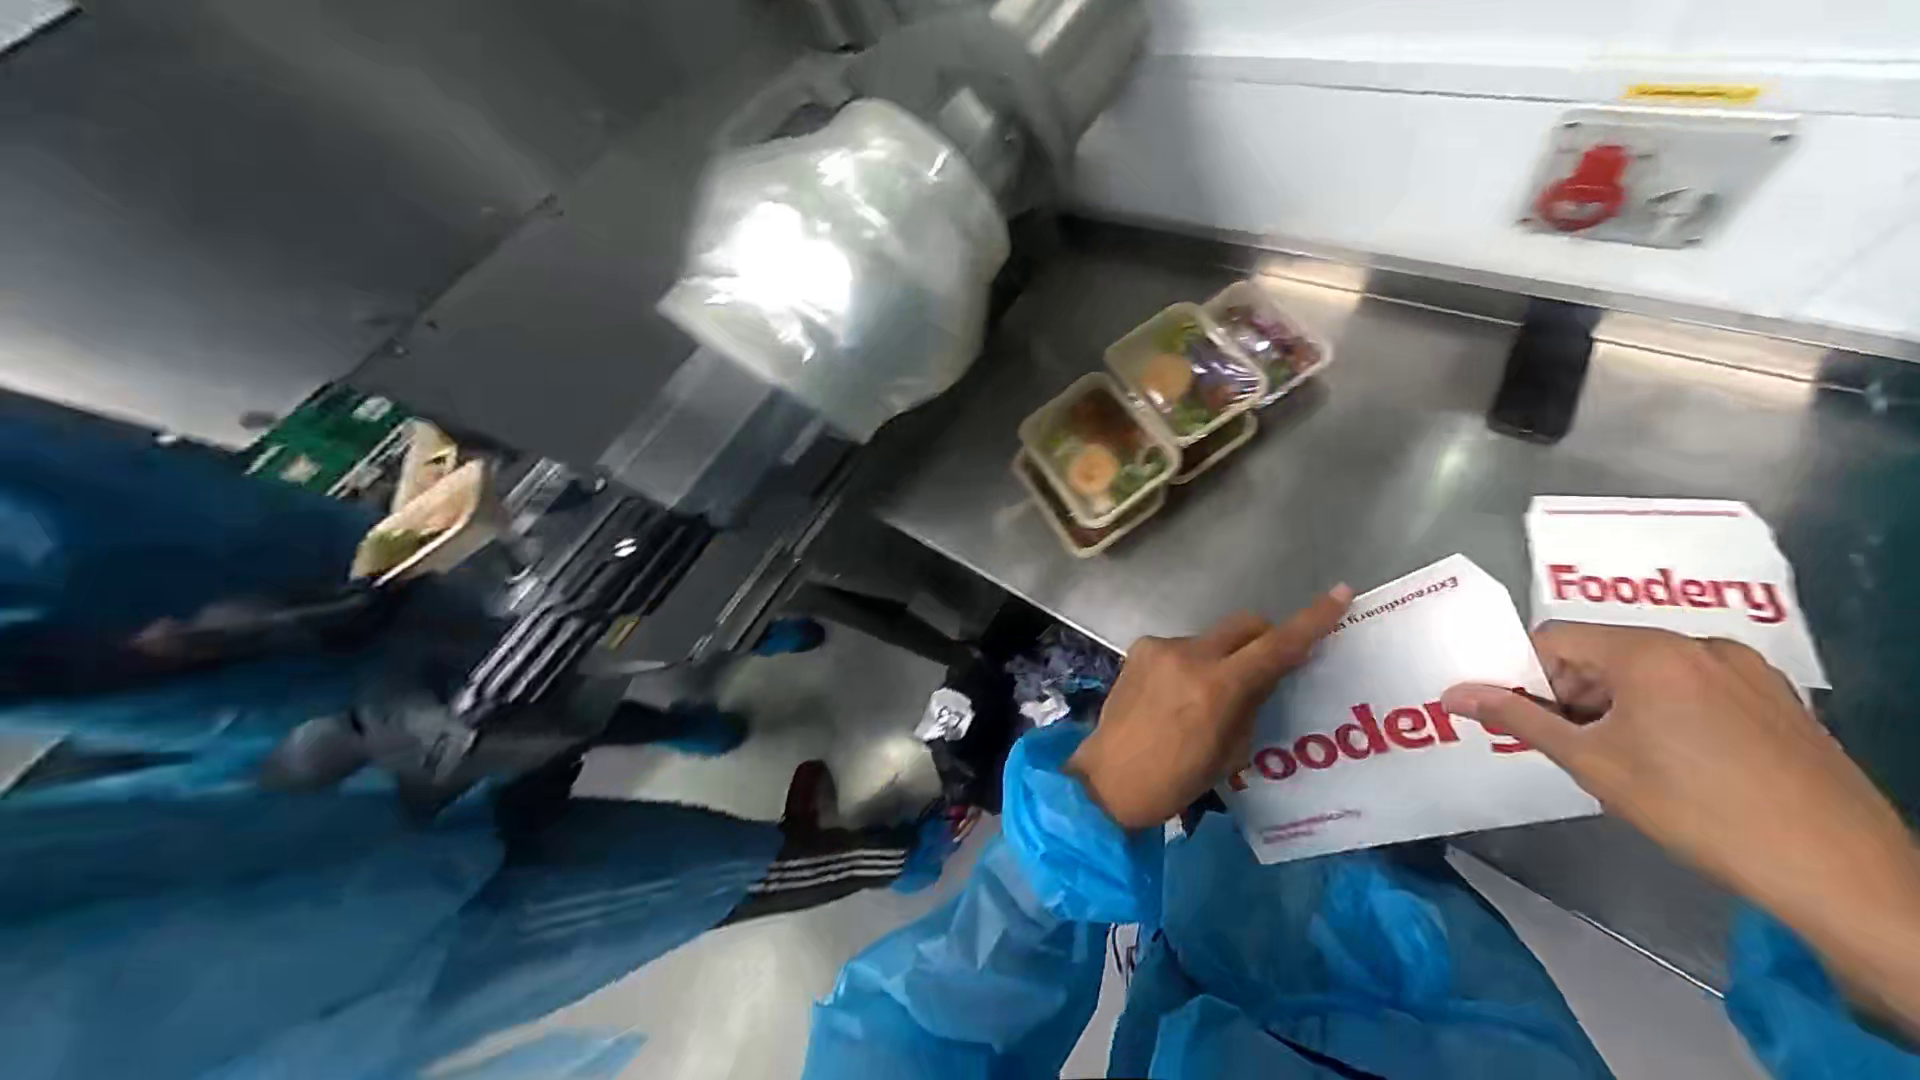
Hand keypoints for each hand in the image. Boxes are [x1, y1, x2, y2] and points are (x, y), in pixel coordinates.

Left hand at [1067, 586, 1352, 830]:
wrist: (1108, 779)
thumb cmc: (1176, 779)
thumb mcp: (1231, 750)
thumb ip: (1252, 703)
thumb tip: (1267, 673)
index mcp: (1216, 687)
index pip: (1275, 646)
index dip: (1312, 620)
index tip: (1339, 594)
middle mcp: (1188, 655)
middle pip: (1244, 625)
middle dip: (1264, 638)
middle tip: (1269, 665)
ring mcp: (1159, 648)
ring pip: (1211, 638)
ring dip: (1223, 656)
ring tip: (1207, 695)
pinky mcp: (1138, 649)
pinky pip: (1182, 647)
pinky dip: (1192, 663)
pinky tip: (1176, 693)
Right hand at [1444, 623, 1919, 1033]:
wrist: (1841, 874)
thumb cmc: (1695, 809)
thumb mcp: (1589, 762)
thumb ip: (1515, 717)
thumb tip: (1452, 694)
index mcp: (1650, 652)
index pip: (1553, 638)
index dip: (1525, 672)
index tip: (1521, 715)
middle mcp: (1700, 647)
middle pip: (1600, 651)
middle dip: (1570, 691)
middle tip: (1565, 742)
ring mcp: (1748, 672)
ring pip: (1645, 670)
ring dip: (1613, 703)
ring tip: (1617, 757)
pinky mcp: (1778, 701)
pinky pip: (1691, 687)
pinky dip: (1661, 710)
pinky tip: (1670, 760)